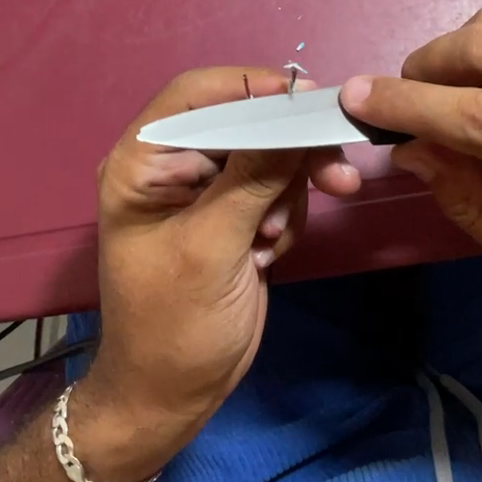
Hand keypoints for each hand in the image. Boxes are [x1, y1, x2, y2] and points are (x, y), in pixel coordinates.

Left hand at [78, 68, 360, 481]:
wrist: (173, 396)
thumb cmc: (174, 324)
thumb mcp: (211, 248)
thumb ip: (252, 180)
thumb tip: (294, 119)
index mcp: (142, 162)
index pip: (194, 96)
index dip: (249, 86)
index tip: (306, 98)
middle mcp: (171, 165)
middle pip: (243, 122)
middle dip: (288, 150)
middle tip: (339, 177)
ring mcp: (205, 191)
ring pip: (268, 156)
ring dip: (289, 193)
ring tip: (275, 242)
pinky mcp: (234, 216)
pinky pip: (276, 190)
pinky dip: (286, 216)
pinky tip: (270, 255)